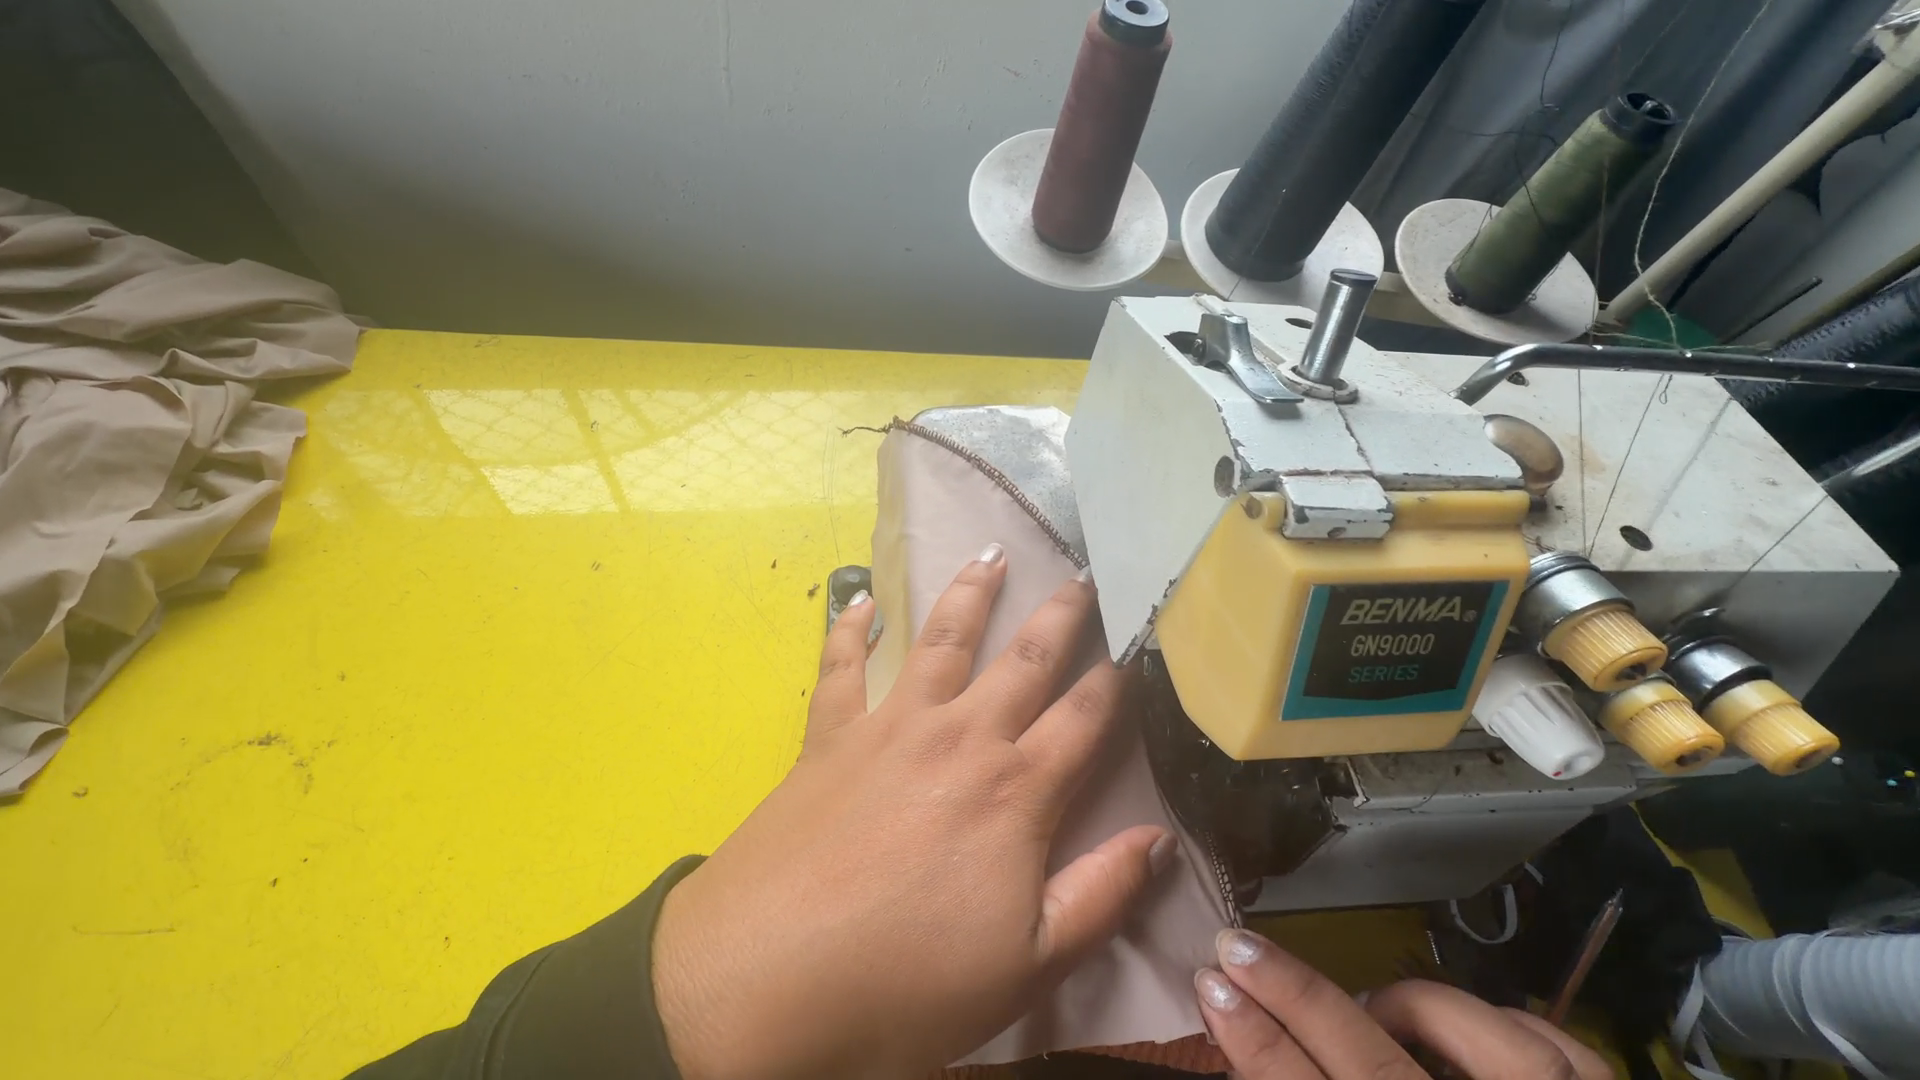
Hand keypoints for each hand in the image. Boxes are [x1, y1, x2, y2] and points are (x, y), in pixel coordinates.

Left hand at [651, 545, 1176, 1079]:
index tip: (1140, 640)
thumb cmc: (904, 983)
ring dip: (970, 594)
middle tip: (1082, 573)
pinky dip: (848, 628)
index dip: (1119, 678)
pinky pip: (840, 666)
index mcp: (1014, 791)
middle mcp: (959, 738)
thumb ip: (1100, 897)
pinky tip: (857, 600)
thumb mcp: (1027, 967)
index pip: (1085, 717)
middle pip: (1024, 660)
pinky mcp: (828, 736)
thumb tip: (1160, 841)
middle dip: (1060, 615)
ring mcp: (889, 728)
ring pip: (941, 640)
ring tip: (990, 554)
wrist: (762, 982)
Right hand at [1196, 930, 1612, 1079]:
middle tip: (1233, 944)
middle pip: (1369, 1062)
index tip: (1207, 984)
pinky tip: (1462, 1031)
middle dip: (1292, 994)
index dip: (1257, 1044)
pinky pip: (1552, 1040)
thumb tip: (1260, 1067)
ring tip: (1369, 1014)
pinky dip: (1495, 1019)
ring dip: (1397, 1005)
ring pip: (1466, 1031)